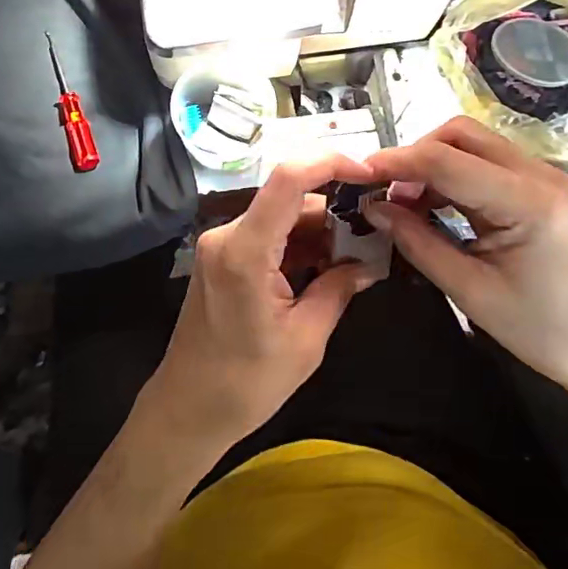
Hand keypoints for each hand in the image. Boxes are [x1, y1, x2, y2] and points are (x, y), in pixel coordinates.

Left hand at [141, 156, 379, 450]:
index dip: (329, 163)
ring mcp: (220, 244)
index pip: (287, 179)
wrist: (190, 405)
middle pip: (288, 198)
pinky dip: (299, 243)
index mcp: (244, 251)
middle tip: (377, 232)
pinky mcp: (222, 257)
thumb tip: (368, 262)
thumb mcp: (306, 338)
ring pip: (280, 216)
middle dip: (335, 208)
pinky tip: (329, 264)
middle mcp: (226, 236)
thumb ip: (337, 288)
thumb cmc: (247, 382)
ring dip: (319, 229)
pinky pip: (267, 235)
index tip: (369, 173)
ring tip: (360, 254)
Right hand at [363, 118, 567, 411]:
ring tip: (405, 202)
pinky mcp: (546, 190)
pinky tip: (436, 206)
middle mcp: (541, 176)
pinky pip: (489, 164)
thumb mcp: (469, 291)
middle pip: (461, 134)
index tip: (357, 174)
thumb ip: (416, 241)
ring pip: (474, 144)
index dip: (395, 162)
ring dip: (433, 163)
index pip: (444, 160)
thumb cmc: (545, 332)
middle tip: (386, 191)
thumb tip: (373, 208)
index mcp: (528, 202)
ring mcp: (548, 179)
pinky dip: (454, 175)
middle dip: (415, 154)